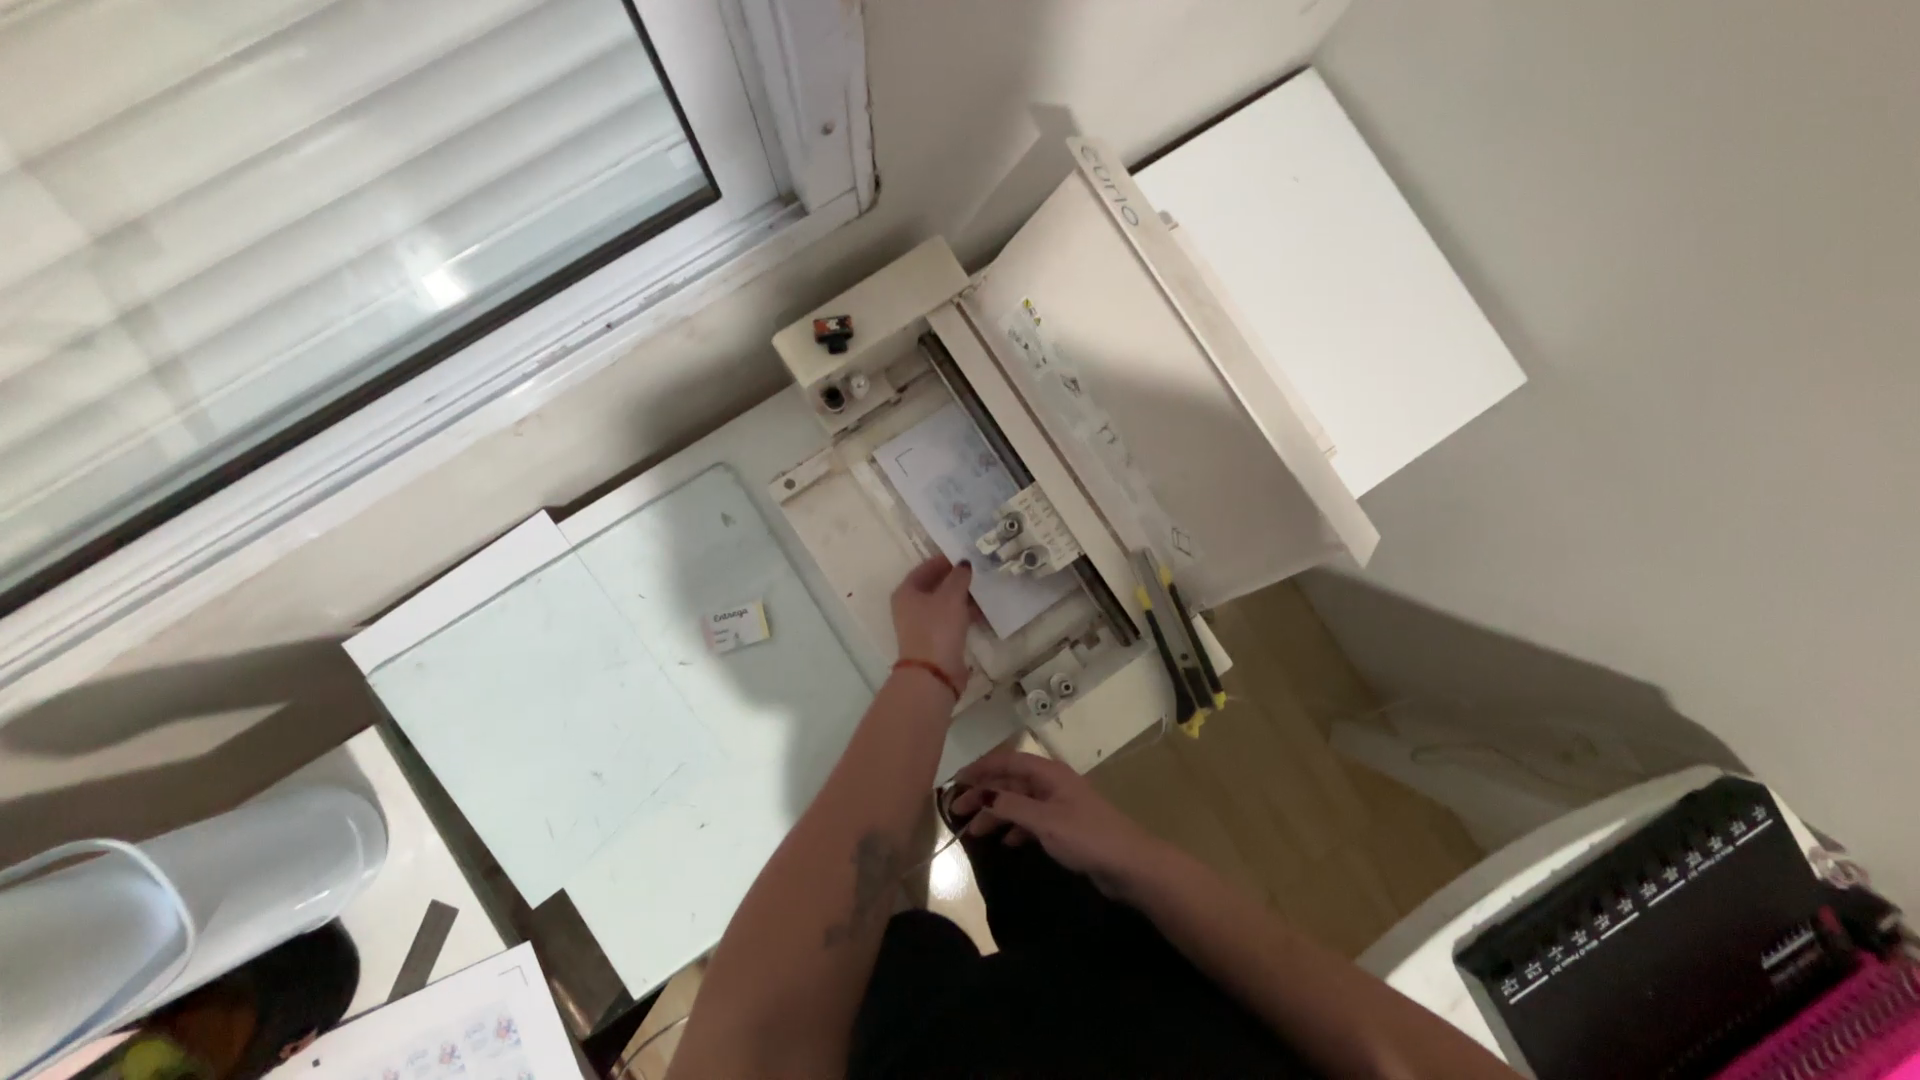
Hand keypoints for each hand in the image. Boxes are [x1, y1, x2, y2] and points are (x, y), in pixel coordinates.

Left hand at [890, 555, 973, 689]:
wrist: (934, 673)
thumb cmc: (937, 627)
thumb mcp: (950, 596)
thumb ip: (959, 576)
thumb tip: (964, 564)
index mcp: (907, 592)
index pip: (926, 568)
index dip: (945, 560)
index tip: (965, 554)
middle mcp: (911, 607)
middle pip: (935, 586)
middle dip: (956, 579)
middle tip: (979, 570)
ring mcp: (923, 625)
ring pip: (945, 604)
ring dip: (963, 597)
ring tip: (985, 588)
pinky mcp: (937, 640)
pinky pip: (952, 620)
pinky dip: (965, 614)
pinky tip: (983, 610)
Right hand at [949, 747, 1172, 897]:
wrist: (1130, 866)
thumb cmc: (1086, 837)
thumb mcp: (1044, 821)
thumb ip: (1010, 805)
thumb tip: (981, 794)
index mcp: (1048, 773)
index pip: (1007, 761)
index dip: (980, 769)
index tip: (955, 782)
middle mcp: (1052, 783)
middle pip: (1010, 782)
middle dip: (984, 794)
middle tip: (957, 812)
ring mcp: (1060, 805)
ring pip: (1019, 802)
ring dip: (996, 813)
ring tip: (975, 832)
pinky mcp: (1065, 827)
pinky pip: (1031, 821)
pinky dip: (1015, 828)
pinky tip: (1005, 842)